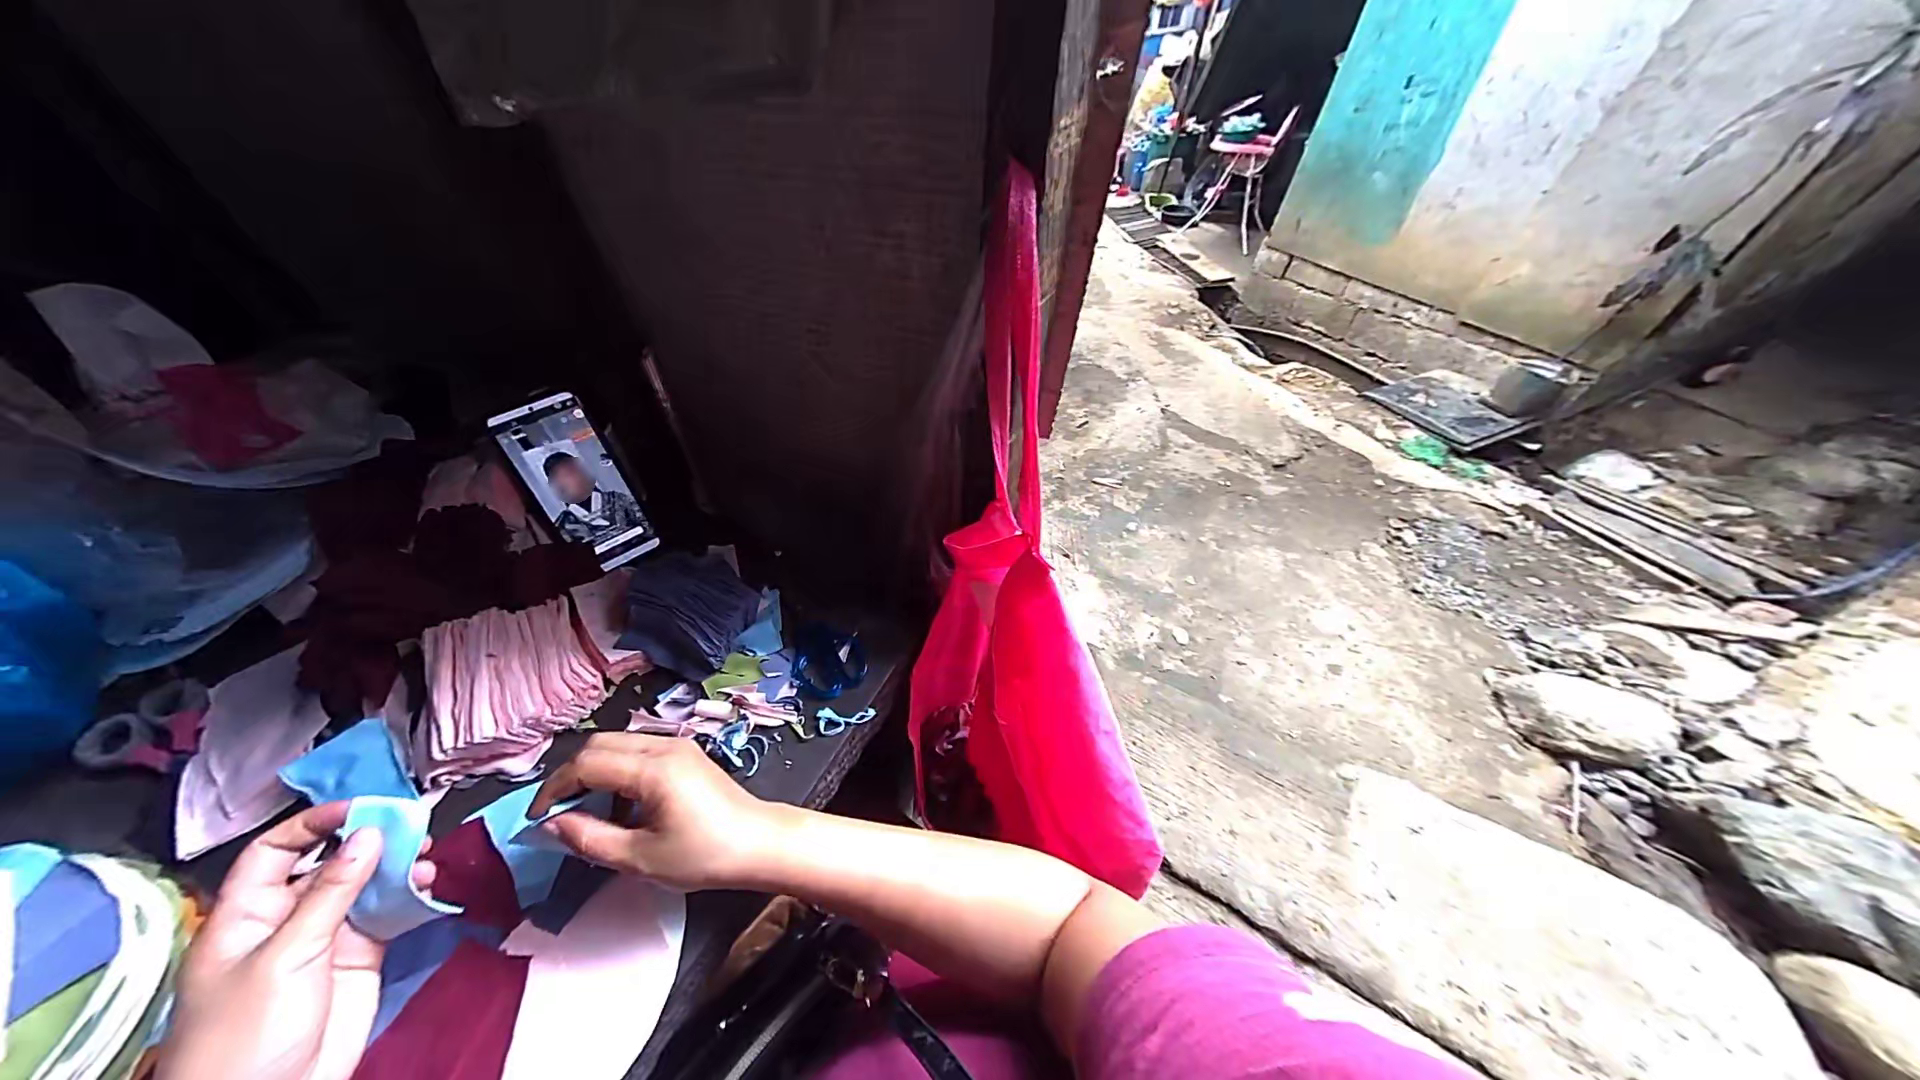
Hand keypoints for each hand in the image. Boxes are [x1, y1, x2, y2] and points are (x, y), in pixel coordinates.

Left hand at [160, 803, 435, 1079]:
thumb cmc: (248, 1033)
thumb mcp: (287, 956)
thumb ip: (332, 892)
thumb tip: (370, 832)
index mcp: (246, 917)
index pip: (275, 852)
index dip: (314, 824)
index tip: (364, 807)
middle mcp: (287, 919)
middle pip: (331, 862)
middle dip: (371, 840)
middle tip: (413, 825)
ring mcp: (326, 937)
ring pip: (367, 883)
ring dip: (398, 865)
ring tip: (427, 856)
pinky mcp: (359, 954)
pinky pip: (390, 911)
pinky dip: (412, 894)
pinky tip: (429, 885)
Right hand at [531, 733, 782, 889]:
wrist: (758, 842)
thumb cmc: (704, 854)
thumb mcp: (639, 858)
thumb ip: (589, 838)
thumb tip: (552, 824)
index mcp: (654, 767)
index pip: (587, 762)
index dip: (554, 788)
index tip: (538, 818)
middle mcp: (666, 745)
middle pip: (600, 744)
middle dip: (571, 776)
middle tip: (559, 814)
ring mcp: (679, 745)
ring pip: (619, 744)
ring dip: (596, 772)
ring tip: (592, 815)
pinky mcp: (687, 753)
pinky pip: (640, 751)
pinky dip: (620, 772)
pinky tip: (624, 807)